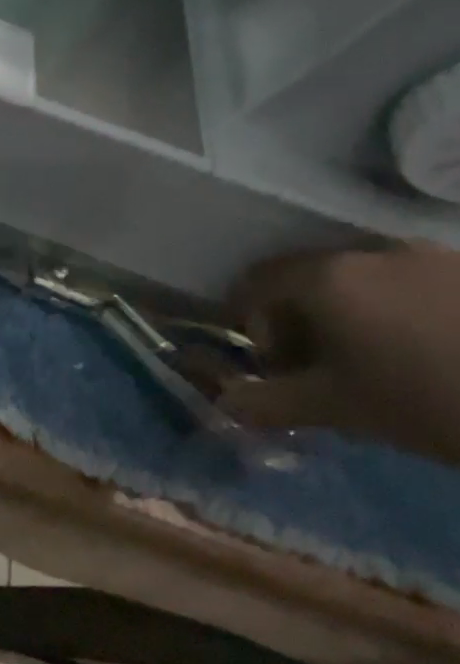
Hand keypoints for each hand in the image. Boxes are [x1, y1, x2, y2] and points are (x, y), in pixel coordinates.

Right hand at [218, 244, 459, 464]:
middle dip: (304, 321)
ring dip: (360, 318)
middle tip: (324, 370)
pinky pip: (423, 289)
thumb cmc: (430, 398)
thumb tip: (224, 402)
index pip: (254, 285)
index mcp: (326, 277)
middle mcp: (376, 253)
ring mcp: (440, 259)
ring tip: (385, 366)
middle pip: (313, 279)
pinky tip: (435, 356)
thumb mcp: (336, 411)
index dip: (248, 324)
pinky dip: (409, 316)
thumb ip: (264, 403)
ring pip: (371, 283)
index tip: (272, 366)